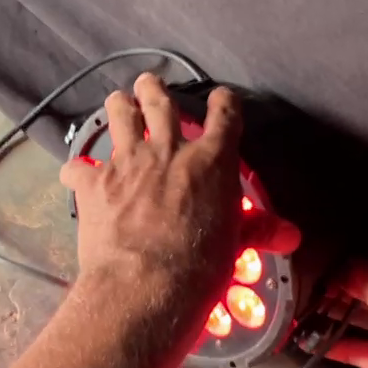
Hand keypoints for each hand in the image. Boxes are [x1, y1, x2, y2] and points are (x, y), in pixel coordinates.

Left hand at [59, 74, 297, 319]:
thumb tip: (292, 235)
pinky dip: (76, 170)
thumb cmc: (201, 266)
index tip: (221, 99)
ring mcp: (127, 162)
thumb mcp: (235, 244)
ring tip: (117, 101)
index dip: (224, 103)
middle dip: (154, 89)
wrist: (146, 284)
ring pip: (119, 116)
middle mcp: (167, 150)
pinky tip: (75, 174)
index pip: (224, 116)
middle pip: (159, 102)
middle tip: (149, 83)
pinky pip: (78, 167)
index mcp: (210, 160)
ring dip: (118, 106)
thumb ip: (258, 230)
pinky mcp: (94, 183)